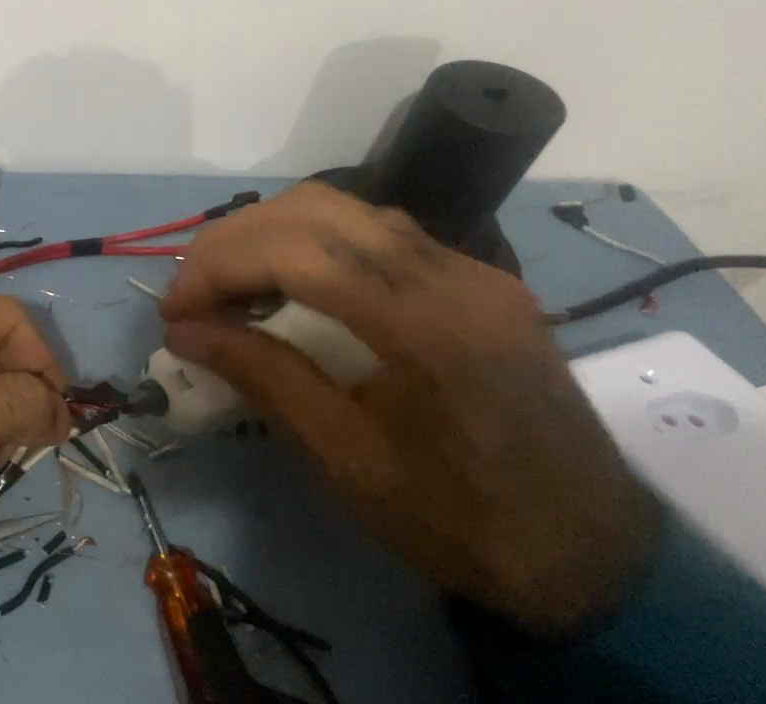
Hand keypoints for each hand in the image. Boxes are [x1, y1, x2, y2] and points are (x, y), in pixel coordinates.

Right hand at [159, 182, 660, 634]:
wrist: (592, 556)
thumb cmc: (457, 519)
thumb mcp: (345, 458)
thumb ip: (263, 377)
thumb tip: (183, 331)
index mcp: (425, 324)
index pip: (296, 253)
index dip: (217, 269)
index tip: (173, 311)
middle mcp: (453, 275)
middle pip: (316, 211)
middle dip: (233, 240)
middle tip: (190, 291)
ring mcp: (471, 271)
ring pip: (347, 209)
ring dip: (271, 232)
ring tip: (225, 282)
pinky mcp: (476, 281)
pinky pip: (379, 233)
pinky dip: (314, 242)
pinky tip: (287, 281)